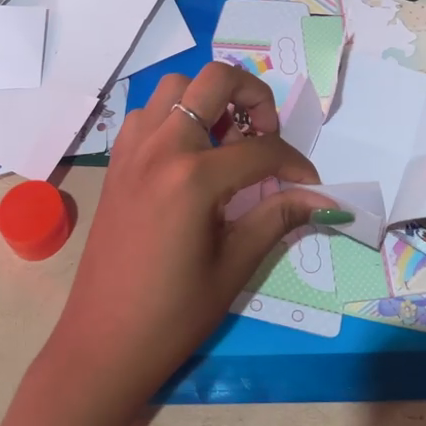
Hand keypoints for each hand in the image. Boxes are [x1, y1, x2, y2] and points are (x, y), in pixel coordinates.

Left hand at [52, 63, 330, 397]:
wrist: (101, 345)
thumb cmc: (172, 315)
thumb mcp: (234, 266)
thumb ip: (278, 217)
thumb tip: (323, 199)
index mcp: (193, 177)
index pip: (261, 149)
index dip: (294, 164)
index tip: (309, 185)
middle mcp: (161, 147)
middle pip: (216, 79)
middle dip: (254, 96)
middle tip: (265, 134)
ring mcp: (133, 148)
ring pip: (177, 84)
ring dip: (209, 98)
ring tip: (227, 139)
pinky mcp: (117, 160)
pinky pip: (148, 111)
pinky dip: (176, 114)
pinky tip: (190, 154)